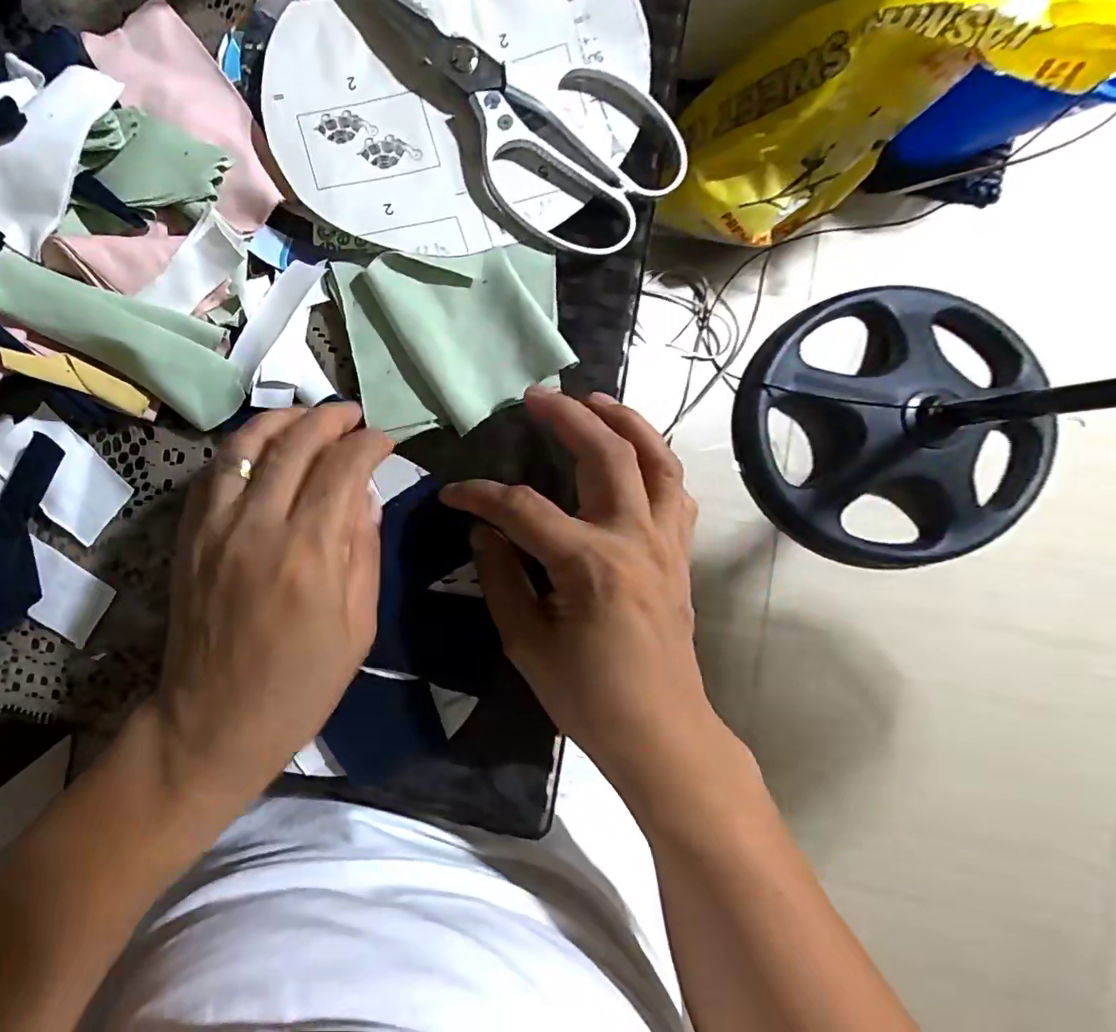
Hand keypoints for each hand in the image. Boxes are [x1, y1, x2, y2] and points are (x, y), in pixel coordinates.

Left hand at [152, 403, 392, 800]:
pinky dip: (237, 449)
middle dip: (328, 419)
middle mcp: (257, 525)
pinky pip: (211, 474)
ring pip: (243, 446)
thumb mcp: (356, 627)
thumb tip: (363, 492)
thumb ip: (362, 550)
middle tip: (350, 416)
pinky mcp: (187, 535)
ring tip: (304, 418)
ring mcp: (214, 526)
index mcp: (309, 553)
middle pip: (294, 445)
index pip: (342, 469)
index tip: (383, 440)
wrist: (214, 716)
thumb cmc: (298, 686)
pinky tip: (257, 449)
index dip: (368, 444)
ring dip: (278, 421)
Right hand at [440, 387, 727, 798]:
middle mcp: (634, 540)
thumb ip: (501, 575)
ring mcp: (665, 544)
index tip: (449, 493)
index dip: (479, 495)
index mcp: (589, 564)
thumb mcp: (523, 638)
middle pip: (608, 457)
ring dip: (626, 424)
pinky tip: (633, 452)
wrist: (659, 730)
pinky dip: (654, 461)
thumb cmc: (584, 692)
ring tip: (595, 400)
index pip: (522, 508)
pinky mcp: (677, 555)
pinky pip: (673, 492)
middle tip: (536, 397)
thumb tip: (485, 531)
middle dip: (570, 419)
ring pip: (657, 463)